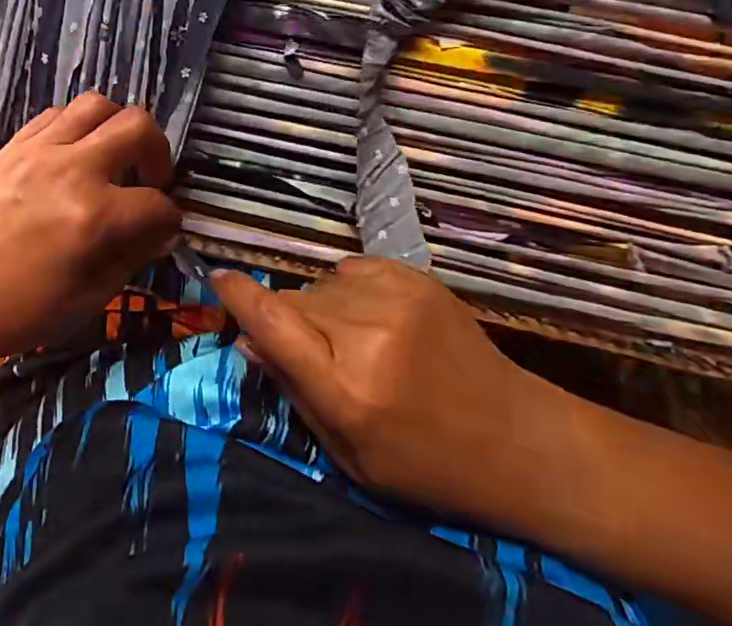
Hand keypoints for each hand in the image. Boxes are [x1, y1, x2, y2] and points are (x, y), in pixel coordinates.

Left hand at [0, 93, 181, 371]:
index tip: (163, 230)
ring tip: (113, 160)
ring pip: (98, 105)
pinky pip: (56, 115)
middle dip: (159, 154)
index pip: (158, 205)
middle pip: (138, 127)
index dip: (169, 220)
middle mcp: (72, 169)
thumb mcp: (84, 301)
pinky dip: (77, 128)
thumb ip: (130, 260)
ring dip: (117, 128)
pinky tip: (73, 157)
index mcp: (93, 216)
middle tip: (150, 181)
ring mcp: (39, 151)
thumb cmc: (10, 313)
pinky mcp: (12, 146)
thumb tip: (158, 233)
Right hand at [208, 257, 572, 517]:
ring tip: (351, 341)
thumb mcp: (349, 453)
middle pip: (293, 301)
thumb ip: (294, 391)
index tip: (215, 278)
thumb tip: (248, 341)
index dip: (238, 297)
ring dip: (319, 307)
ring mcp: (396, 298)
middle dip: (287, 321)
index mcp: (348, 388)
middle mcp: (367, 333)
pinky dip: (348, 290)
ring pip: (321, 284)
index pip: (274, 323)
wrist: (515, 437)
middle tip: (313, 354)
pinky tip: (372, 319)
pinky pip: (352, 269)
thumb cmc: (424, 462)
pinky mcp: (416, 277)